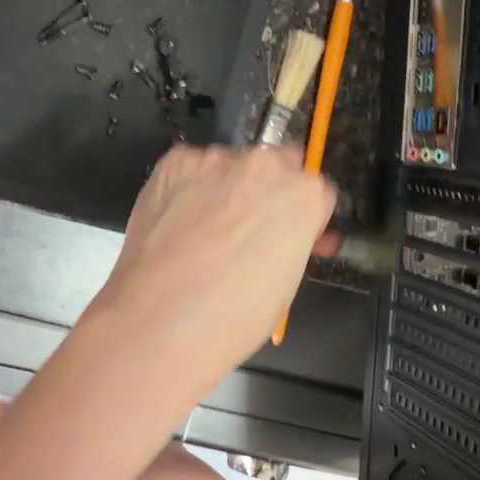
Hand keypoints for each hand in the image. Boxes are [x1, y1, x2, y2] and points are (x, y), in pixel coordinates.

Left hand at [86, 145, 335, 392]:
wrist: (162, 319)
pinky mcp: (174, 163)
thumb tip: (290, 236)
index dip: (302, 215)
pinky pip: (190, 168)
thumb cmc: (234, 316)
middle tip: (246, 230)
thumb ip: (293, 244)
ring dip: (224, 187)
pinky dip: (187, 187)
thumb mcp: (286, 284)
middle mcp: (264, 166)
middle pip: (276, 166)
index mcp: (305, 195)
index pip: (317, 191)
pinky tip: (176, 221)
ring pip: (230, 165)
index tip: (288, 235)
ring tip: (202, 230)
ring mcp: (216, 160)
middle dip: (267, 191)